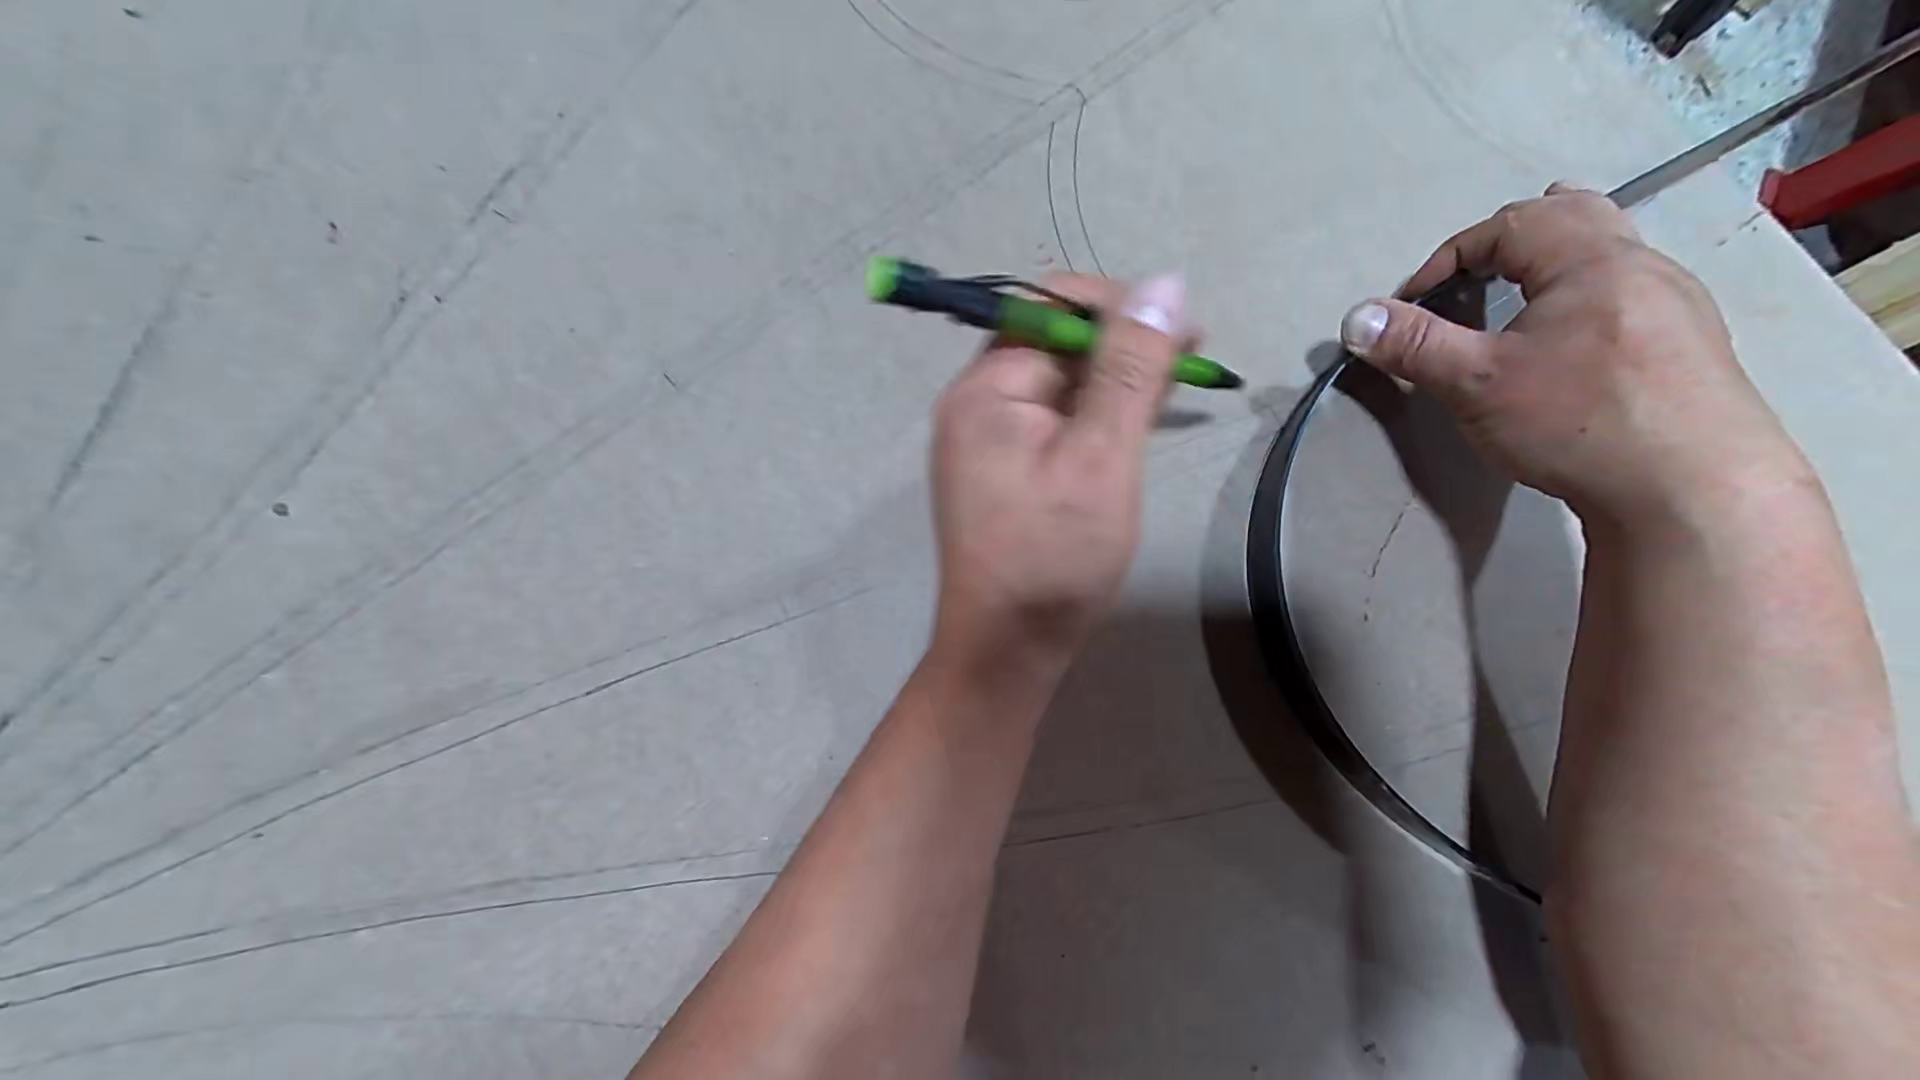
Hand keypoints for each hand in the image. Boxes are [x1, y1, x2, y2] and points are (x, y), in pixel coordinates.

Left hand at [928, 272, 1187, 678]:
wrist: (1007, 647)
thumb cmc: (1053, 558)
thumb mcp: (1100, 458)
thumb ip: (1130, 370)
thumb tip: (1165, 282)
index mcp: (985, 390)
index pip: (1050, 310)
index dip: (1118, 307)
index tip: (1183, 329)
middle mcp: (975, 404)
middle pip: (1052, 342)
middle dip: (1119, 344)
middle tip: (1186, 363)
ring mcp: (985, 439)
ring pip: (1058, 383)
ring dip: (1112, 380)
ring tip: (1167, 394)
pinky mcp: (1003, 469)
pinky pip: (1052, 420)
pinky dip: (1093, 415)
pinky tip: (1130, 425)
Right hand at [1339, 185, 1812, 527]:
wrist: (1691, 489)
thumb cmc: (1575, 422)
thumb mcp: (1476, 383)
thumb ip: (1414, 344)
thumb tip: (1355, 317)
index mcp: (1593, 262)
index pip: (1511, 225)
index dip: (1448, 256)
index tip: (1412, 303)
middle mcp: (1643, 268)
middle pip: (1574, 215)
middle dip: (1508, 236)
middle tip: (1468, 272)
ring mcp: (1674, 305)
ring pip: (1605, 253)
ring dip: (1549, 261)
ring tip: (1516, 290)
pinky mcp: (1684, 345)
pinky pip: (1624, 291)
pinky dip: (1579, 293)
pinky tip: (1566, 337)